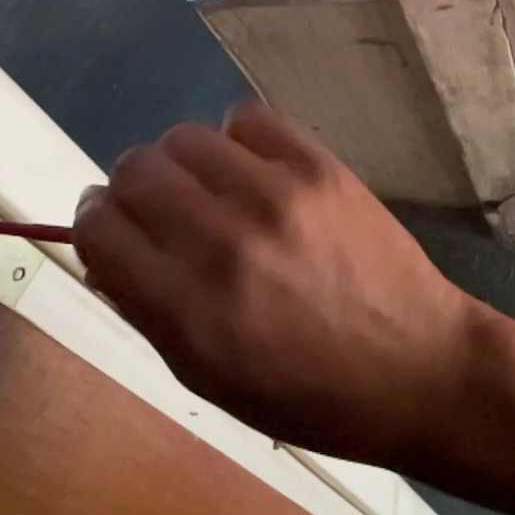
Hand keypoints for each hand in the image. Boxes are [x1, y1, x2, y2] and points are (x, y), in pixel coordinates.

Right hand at [73, 103, 487, 465]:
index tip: (111, 230)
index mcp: (186, 310)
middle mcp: (220, 244)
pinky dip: (233, 141)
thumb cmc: (306, 396)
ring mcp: (273, 197)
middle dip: (130, 191)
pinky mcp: (318, 166)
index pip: (98, 229)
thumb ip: (146, 309)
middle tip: (161, 214)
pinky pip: (243, 117)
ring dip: (179, 165)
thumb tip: (107, 249)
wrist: (420, 371)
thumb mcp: (208, 379)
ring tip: (209, 192)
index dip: (94, 224)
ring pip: (179, 137)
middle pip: (132, 171)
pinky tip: (251, 172)